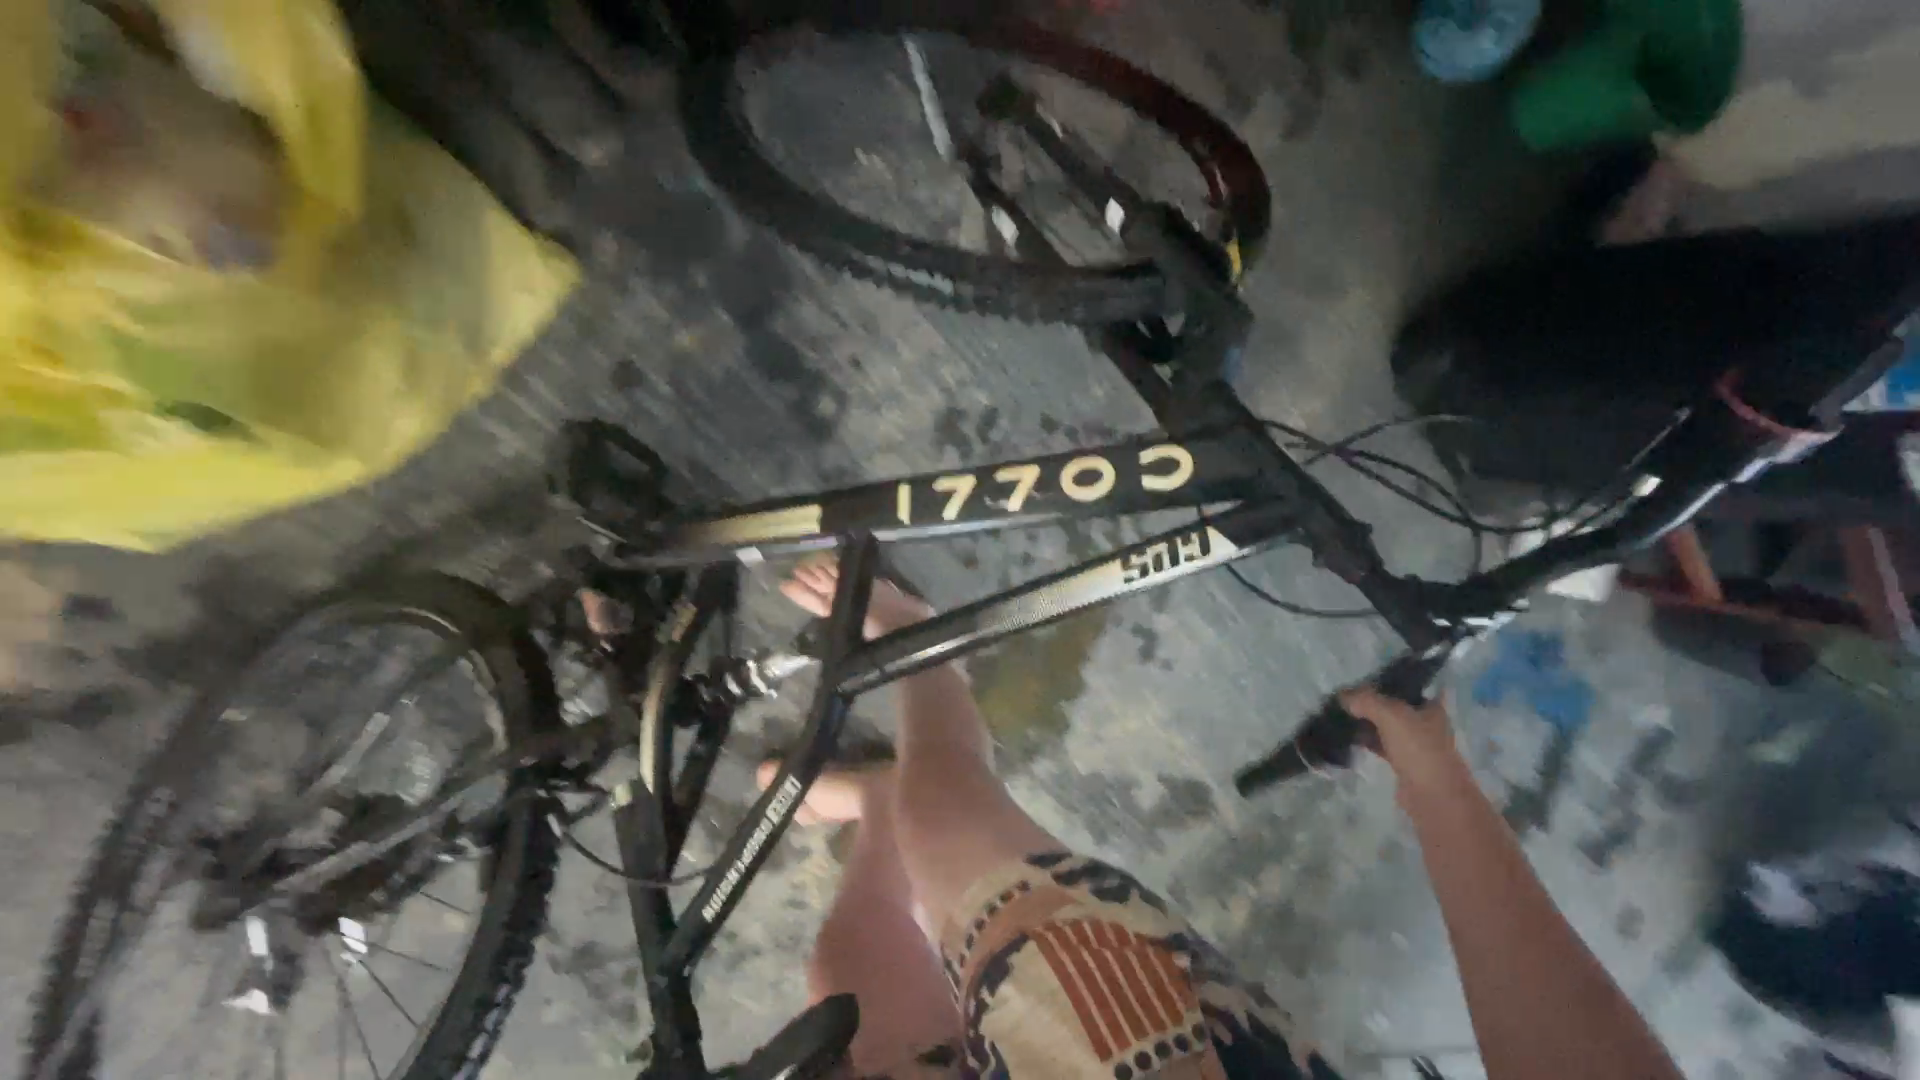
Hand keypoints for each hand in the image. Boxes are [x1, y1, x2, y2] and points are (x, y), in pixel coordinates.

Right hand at [1339, 688, 1466, 794]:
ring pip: (1385, 726)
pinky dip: (1366, 740)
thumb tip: (1343, 696)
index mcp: (1430, 707)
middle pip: (1392, 706)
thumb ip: (1366, 700)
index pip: (1405, 687)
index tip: (1358, 681)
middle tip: (1344, 698)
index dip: (1383, 682)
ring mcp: (1414, 744)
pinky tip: (1348, 737)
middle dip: (1370, 703)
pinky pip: (1380, 744)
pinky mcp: (1403, 762)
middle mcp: (1425, 723)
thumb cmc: (1419, 748)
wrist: (1433, 795)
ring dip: (1366, 722)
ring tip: (1340, 715)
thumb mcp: (1391, 715)